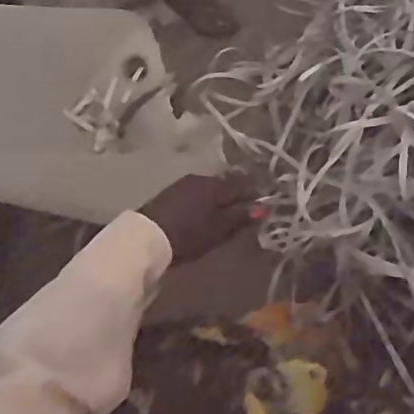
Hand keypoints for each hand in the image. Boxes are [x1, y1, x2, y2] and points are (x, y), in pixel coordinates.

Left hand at [140, 173, 255, 263]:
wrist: (146, 236)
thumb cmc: (189, 233)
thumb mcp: (219, 228)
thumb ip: (241, 216)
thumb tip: (264, 206)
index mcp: (217, 184)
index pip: (244, 182)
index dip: (257, 190)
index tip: (267, 198)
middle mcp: (203, 178)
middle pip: (227, 183)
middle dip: (239, 192)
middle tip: (250, 205)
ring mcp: (185, 183)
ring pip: (212, 187)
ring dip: (222, 195)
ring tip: (229, 209)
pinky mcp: (172, 193)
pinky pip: (198, 192)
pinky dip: (207, 199)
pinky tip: (207, 208)